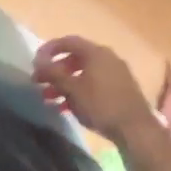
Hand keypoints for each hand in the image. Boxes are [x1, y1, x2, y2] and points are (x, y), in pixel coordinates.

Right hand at [33, 36, 170, 161]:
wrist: (135, 129)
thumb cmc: (100, 105)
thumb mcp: (72, 89)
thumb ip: (53, 73)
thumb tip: (38, 61)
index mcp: (96, 53)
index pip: (68, 42)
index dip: (49, 49)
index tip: (35, 63)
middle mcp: (108, 58)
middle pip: (75, 58)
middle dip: (55, 71)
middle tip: (40, 83)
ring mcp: (116, 73)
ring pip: (84, 73)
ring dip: (64, 83)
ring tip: (49, 98)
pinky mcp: (121, 89)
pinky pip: (94, 83)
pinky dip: (79, 90)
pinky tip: (67, 107)